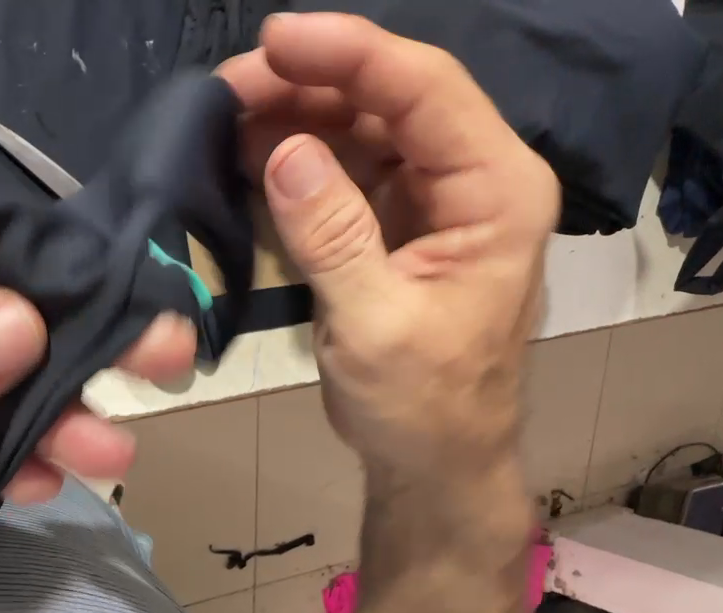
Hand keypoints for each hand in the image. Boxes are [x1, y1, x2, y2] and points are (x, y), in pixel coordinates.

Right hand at [218, 14, 558, 483]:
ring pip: (363, 134)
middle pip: (390, 102)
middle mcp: (469, 180)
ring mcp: (429, 203)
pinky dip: (298, 166)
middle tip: (229, 89)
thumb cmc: (420, 403)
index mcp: (494, 190)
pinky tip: (252, 160)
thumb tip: (282, 151)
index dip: (349, 54)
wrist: (432, 459)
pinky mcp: (393, 231)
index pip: (424, 91)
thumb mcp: (375, 323)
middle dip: (310, 87)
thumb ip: (332, 235)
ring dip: (297, 121)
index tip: (274, 40)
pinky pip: (345, 179)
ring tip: (228, 119)